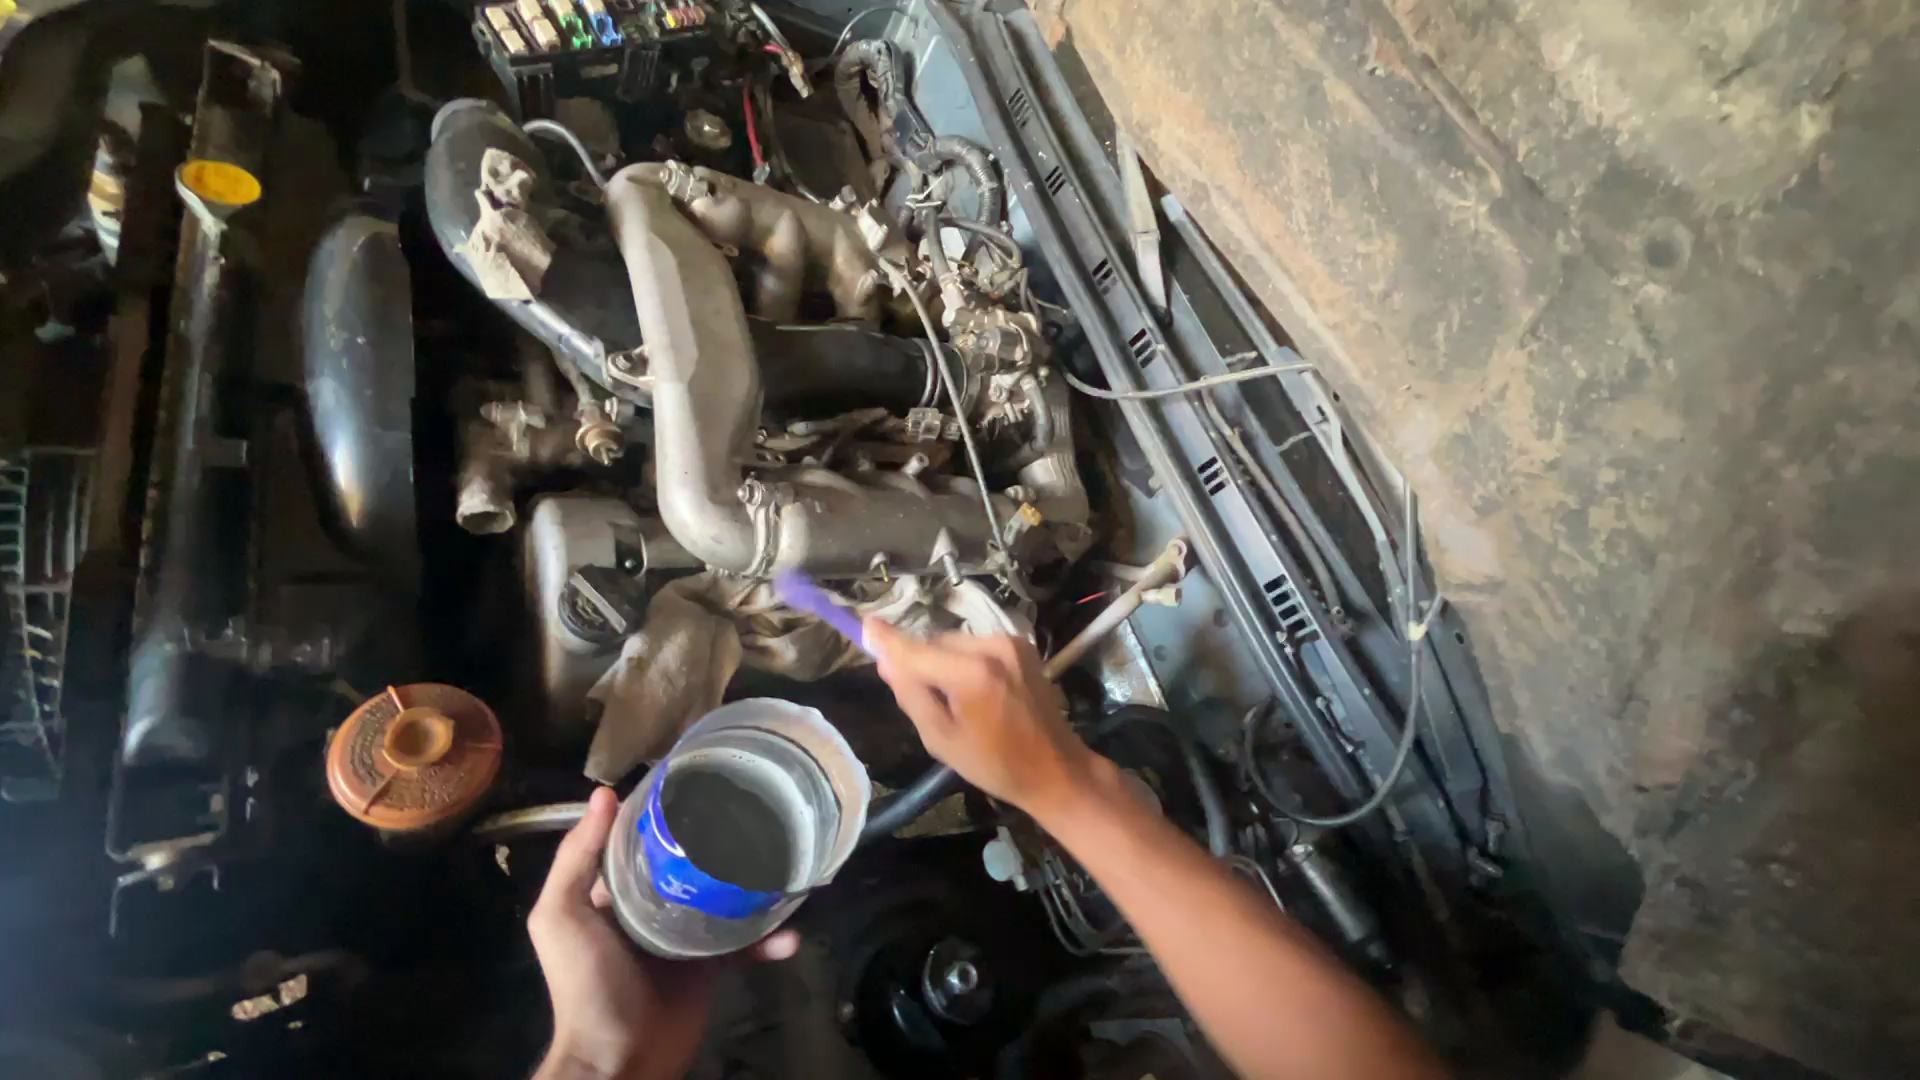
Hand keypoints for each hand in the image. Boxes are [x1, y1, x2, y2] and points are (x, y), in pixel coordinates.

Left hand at [529, 787, 798, 1079]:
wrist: (617, 1061)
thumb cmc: (586, 984)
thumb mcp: (562, 917)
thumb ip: (576, 859)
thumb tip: (604, 793)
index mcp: (619, 892)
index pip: (646, 839)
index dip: (670, 811)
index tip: (703, 780)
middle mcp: (655, 906)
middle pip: (695, 862)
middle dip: (724, 842)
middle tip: (759, 816)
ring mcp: (689, 935)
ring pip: (729, 897)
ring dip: (757, 886)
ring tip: (785, 866)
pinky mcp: (714, 965)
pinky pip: (748, 944)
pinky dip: (770, 940)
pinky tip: (790, 935)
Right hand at [864, 620, 1100, 817]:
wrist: (1055, 768)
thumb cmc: (995, 764)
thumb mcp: (941, 739)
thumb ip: (911, 695)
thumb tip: (885, 661)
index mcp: (972, 674)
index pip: (916, 650)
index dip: (887, 640)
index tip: (864, 623)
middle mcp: (992, 647)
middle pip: (935, 644)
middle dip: (923, 664)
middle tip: (927, 701)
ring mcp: (1011, 642)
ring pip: (955, 643)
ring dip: (945, 662)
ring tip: (959, 700)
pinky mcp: (1022, 644)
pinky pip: (976, 645)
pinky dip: (967, 661)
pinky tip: (979, 691)